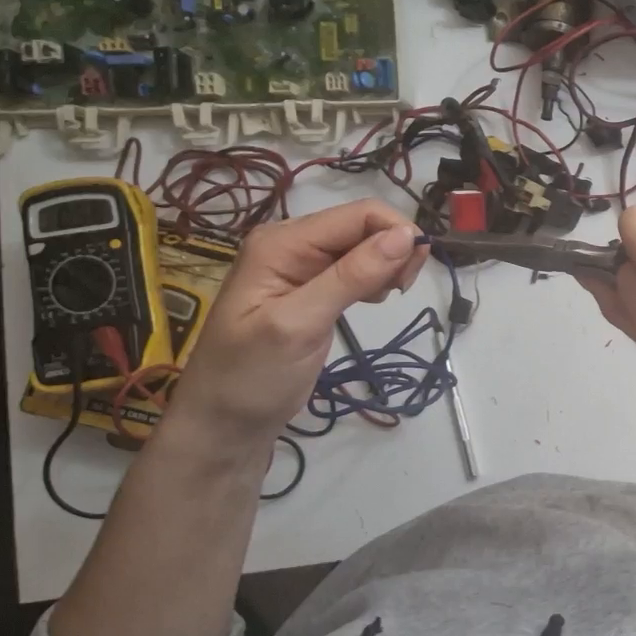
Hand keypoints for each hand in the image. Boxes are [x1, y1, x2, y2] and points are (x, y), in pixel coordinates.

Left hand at [168, 200, 428, 441]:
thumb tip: (406, 236)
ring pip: (367, 245)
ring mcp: (303, 266)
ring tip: (381, 302)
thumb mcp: (301, 325)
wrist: (224, 422)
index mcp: (283, 242)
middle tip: (398, 293)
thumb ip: (351, 277)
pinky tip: (371, 302)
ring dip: (388, 267)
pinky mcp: (315, 287)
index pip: (360, 214)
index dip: (398, 234)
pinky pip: (358, 267)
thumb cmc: (253, 376)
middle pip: (365, 225)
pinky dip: (376, 280)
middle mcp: (293, 243)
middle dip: (395, 251)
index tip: (411, 278)